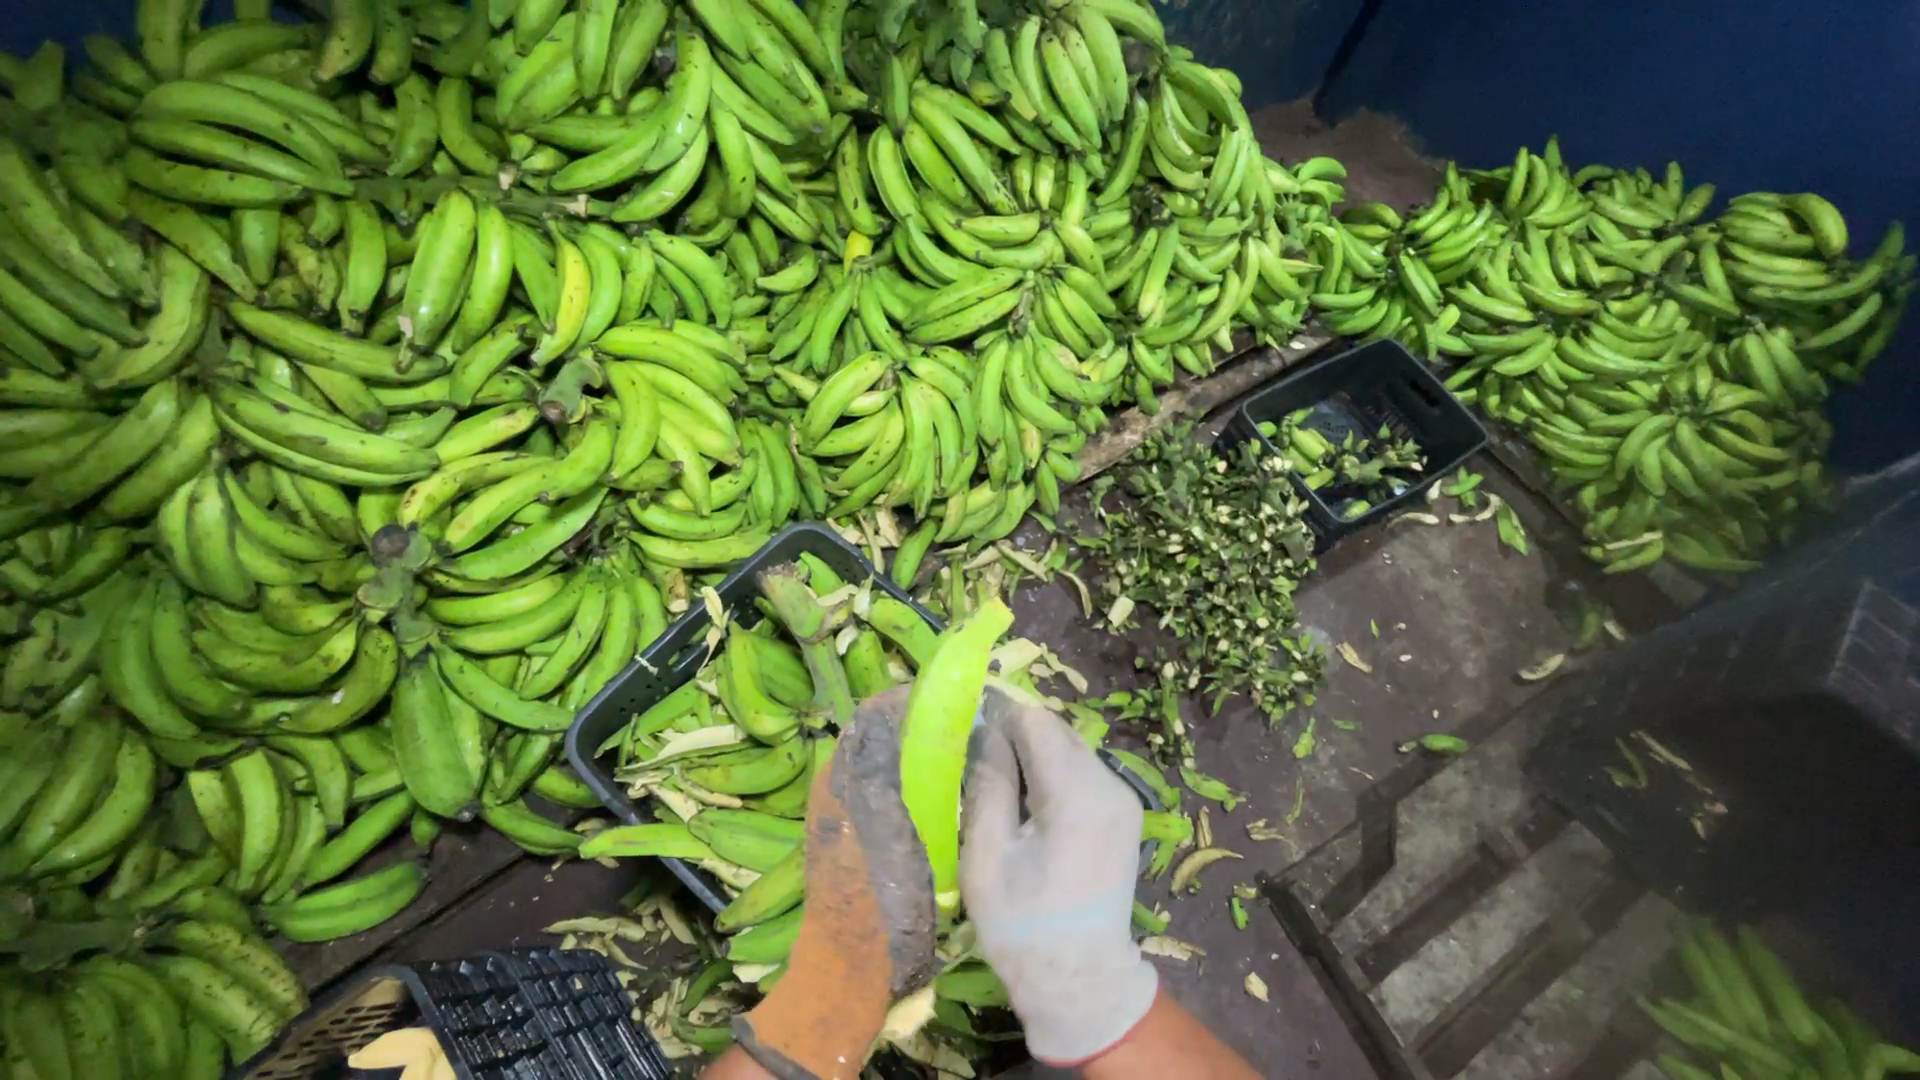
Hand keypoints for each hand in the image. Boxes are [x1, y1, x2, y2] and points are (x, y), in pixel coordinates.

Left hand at [729, 685, 936, 1078]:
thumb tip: (895, 697)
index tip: (960, 700)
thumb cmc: (875, 886)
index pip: (877, 711)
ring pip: (895, 763)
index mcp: (841, 772)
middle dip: (926, 723)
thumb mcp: (880, 809)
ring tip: (972, 755)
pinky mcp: (871, 840)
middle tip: (974, 727)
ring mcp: (856, 814)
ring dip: (928, 753)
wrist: (857, 965)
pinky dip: (926, 784)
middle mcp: (843, 785)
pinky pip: (900, 794)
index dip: (915, 698)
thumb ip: (880, 750)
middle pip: (887, 734)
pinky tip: (957, 797)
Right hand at [959, 685, 1157, 1065]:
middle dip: (1017, 728)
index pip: (1036, 722)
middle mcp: (1109, 785)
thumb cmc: (1022, 923)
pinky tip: (1029, 796)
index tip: (967, 714)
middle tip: (976, 745)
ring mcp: (1123, 798)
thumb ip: (988, 783)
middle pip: (1057, 730)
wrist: (1081, 979)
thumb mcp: (987, 855)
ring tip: (998, 771)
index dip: (1000, 711)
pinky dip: (1054, 768)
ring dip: (1035, 749)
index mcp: (1076, 794)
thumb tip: (984, 731)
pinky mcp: (1124, 813)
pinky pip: (1084, 770)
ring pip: (1072, 747)